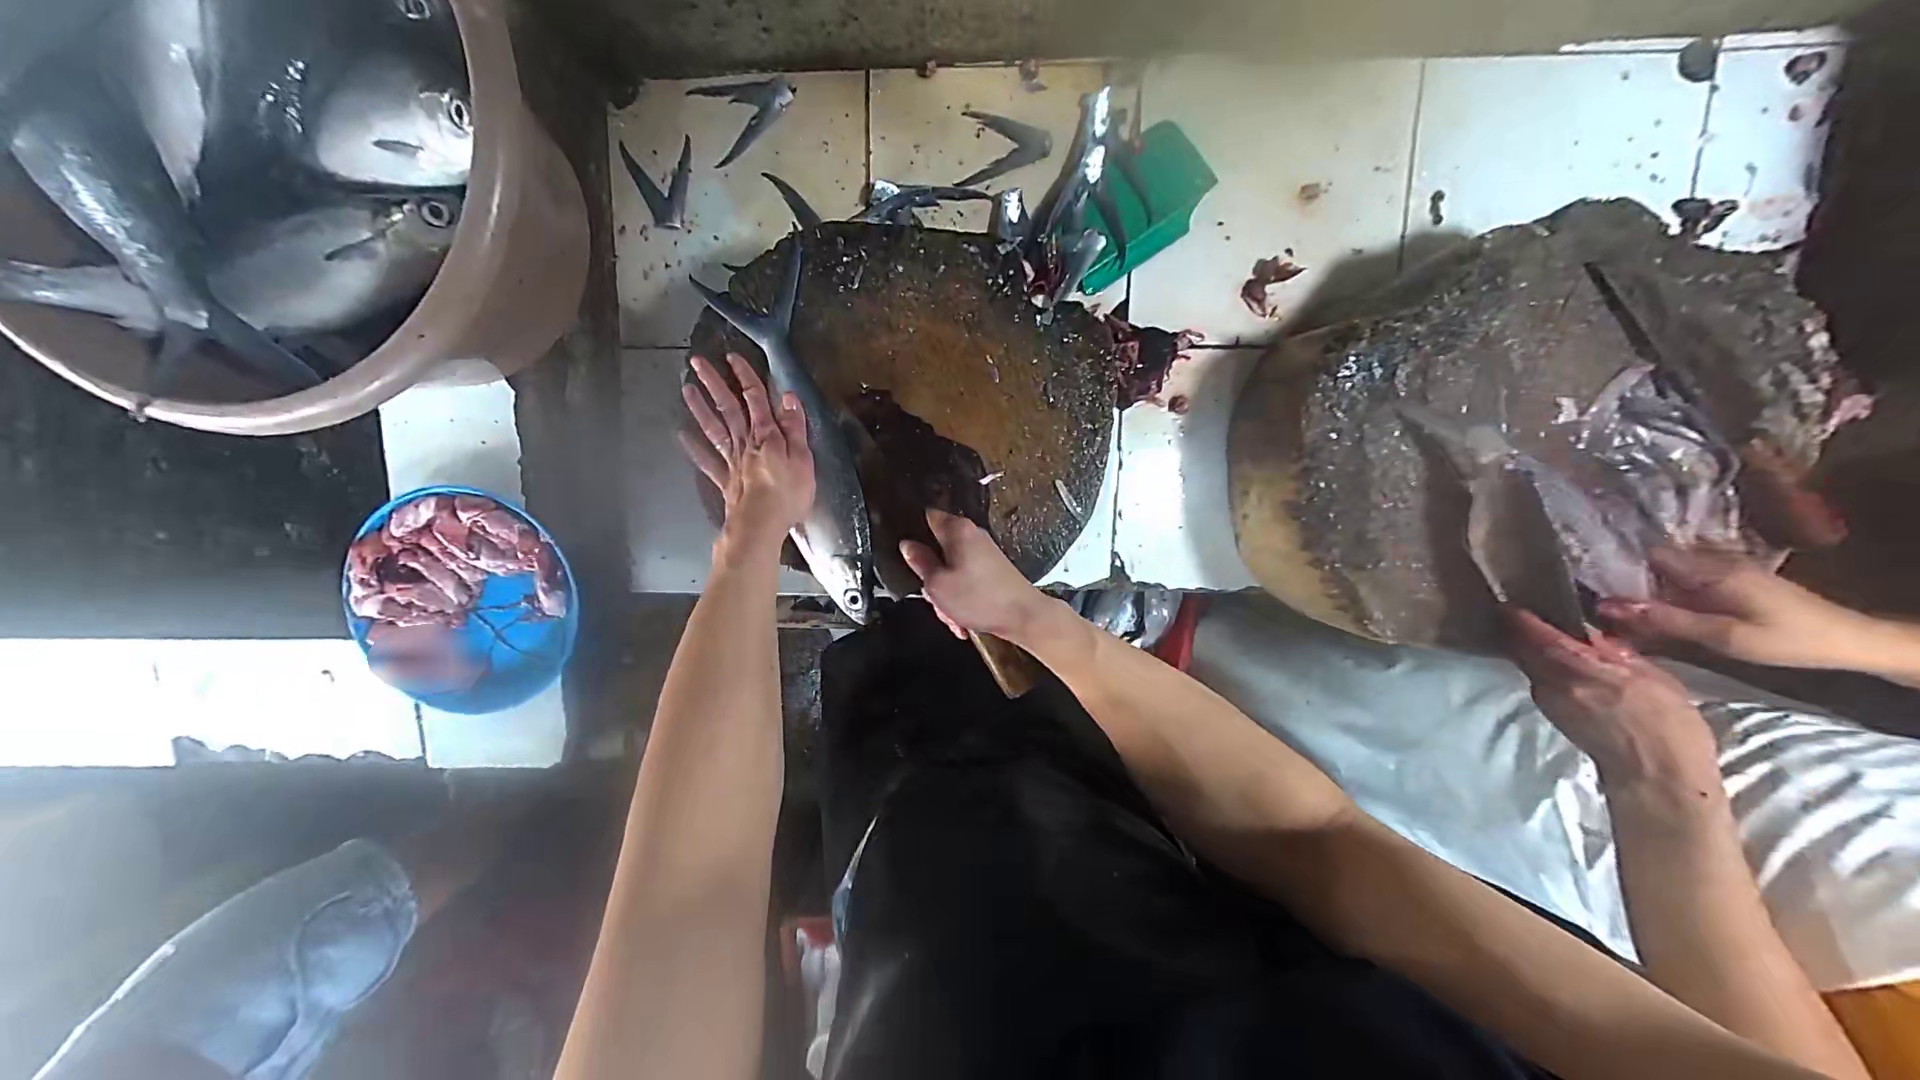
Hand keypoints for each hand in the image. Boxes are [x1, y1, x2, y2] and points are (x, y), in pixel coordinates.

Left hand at [679, 353, 813, 561]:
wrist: (760, 525)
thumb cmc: (787, 495)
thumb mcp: (803, 459)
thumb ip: (795, 428)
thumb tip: (789, 397)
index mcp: (768, 435)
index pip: (756, 398)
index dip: (745, 376)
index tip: (733, 357)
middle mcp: (746, 443)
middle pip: (728, 407)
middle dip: (714, 383)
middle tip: (698, 362)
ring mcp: (732, 461)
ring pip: (714, 428)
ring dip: (700, 407)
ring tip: (686, 388)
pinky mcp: (725, 480)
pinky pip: (707, 460)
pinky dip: (694, 447)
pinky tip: (682, 435)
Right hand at [897, 509, 1049, 640]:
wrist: (1023, 616)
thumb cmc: (981, 599)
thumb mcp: (937, 584)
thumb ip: (919, 562)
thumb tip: (907, 546)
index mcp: (957, 530)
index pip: (926, 516)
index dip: (911, 532)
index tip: (906, 552)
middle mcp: (972, 535)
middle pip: (936, 549)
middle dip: (931, 576)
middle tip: (934, 595)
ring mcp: (983, 552)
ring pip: (950, 569)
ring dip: (946, 593)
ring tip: (952, 615)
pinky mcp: (991, 569)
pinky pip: (965, 580)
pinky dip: (961, 598)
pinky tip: (962, 619)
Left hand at [1506, 608, 1720, 794]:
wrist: (1655, 775)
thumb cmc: (1667, 725)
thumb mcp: (1653, 678)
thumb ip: (1617, 653)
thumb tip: (1591, 633)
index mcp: (1580, 670)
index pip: (1536, 637)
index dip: (1520, 618)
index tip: (1511, 604)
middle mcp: (1553, 683)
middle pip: (1522, 648)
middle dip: (1518, 630)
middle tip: (1524, 612)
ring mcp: (1546, 698)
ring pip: (1527, 663)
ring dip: (1529, 647)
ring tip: (1543, 633)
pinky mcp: (1549, 711)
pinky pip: (1537, 678)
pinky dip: (1540, 665)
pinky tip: (1557, 661)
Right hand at [1597, 547, 1868, 670]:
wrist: (1853, 642)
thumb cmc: (1790, 640)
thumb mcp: (1725, 637)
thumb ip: (1666, 620)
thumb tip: (1607, 606)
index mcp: (1712, 571)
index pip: (1648, 556)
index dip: (1618, 568)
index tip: (1593, 589)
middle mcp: (1714, 562)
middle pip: (1654, 564)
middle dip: (1626, 583)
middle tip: (1601, 609)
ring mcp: (1723, 570)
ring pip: (1666, 574)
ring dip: (1644, 591)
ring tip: (1621, 615)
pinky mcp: (1729, 581)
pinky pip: (1683, 582)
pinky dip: (1664, 596)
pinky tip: (1656, 614)